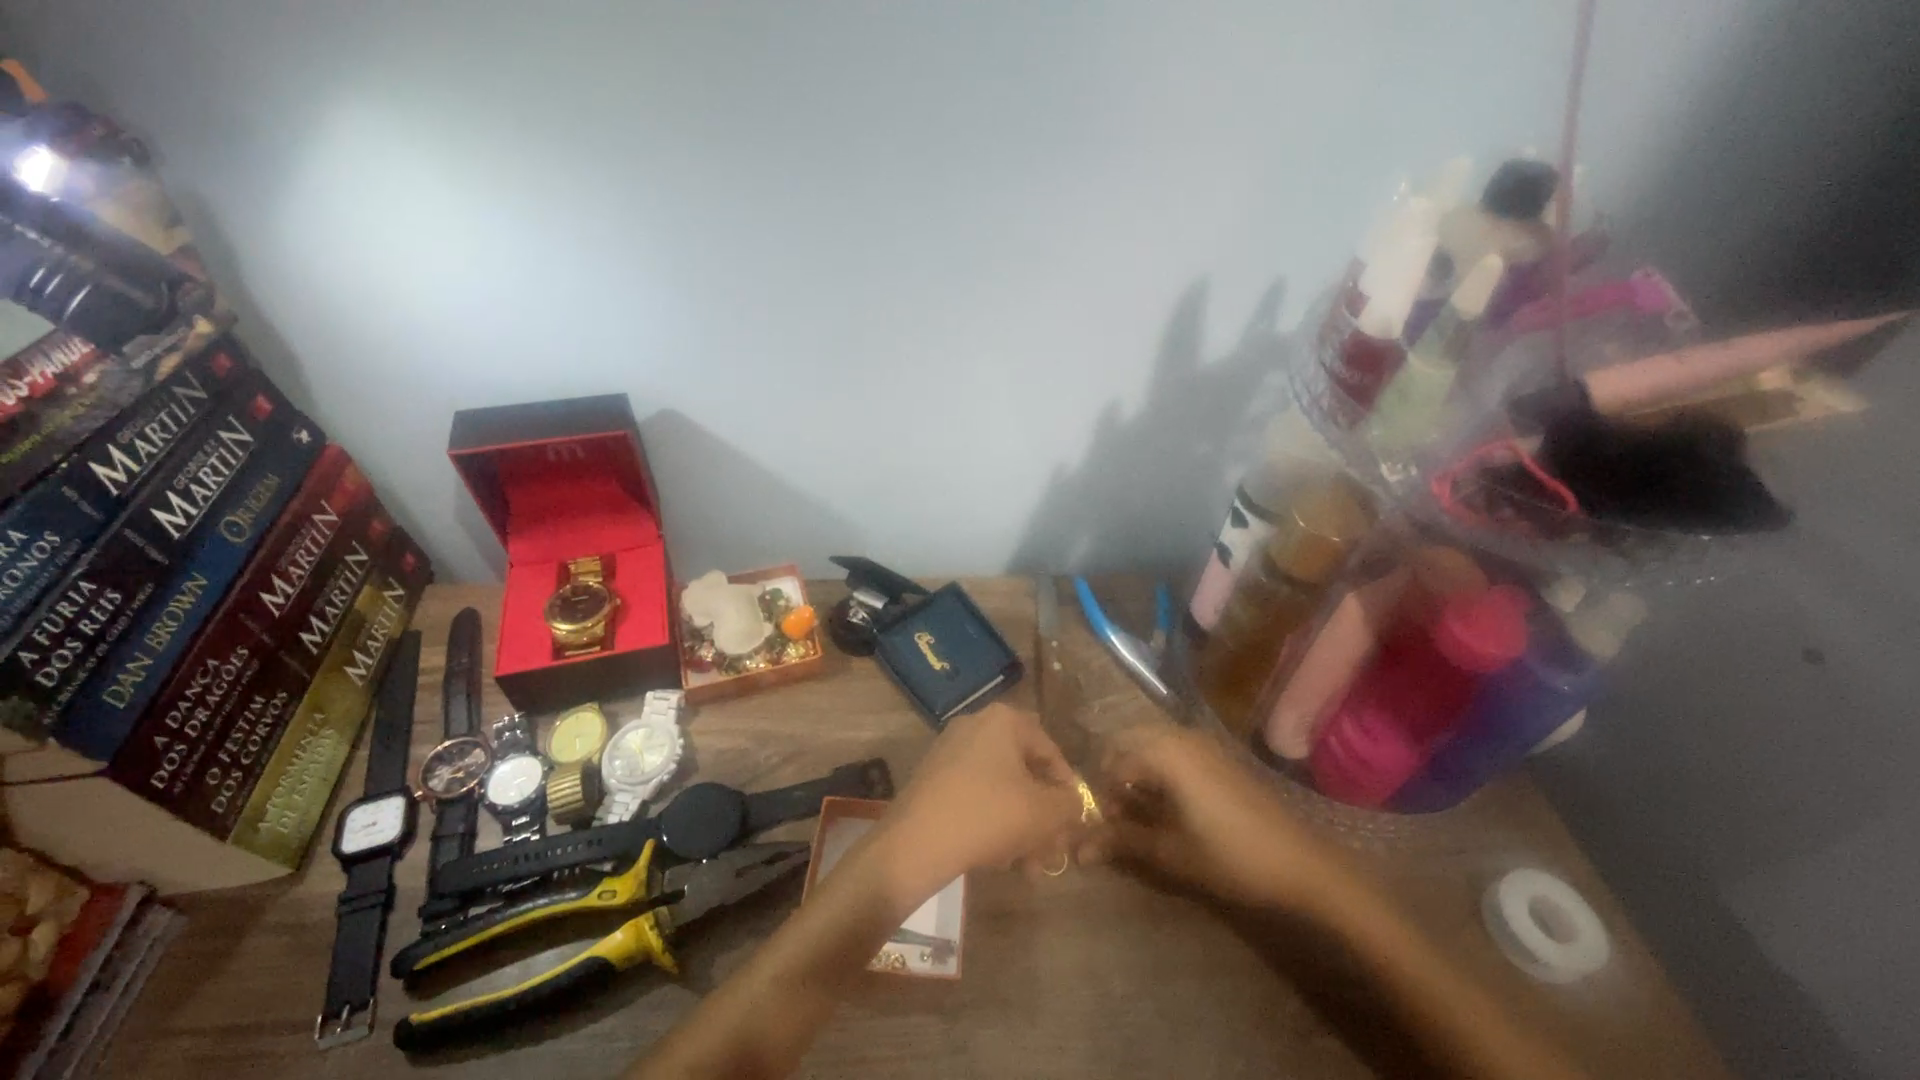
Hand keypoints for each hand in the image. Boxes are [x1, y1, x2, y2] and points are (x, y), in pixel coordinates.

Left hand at [871, 704, 1084, 898]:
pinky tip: (998, 860)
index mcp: (1003, 721)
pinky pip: (973, 797)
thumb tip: (1071, 802)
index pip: (1050, 750)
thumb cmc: (989, 815)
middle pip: (1023, 772)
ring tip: (1029, 867)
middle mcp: (974, 727)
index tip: (1073, 819)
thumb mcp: (1045, 812)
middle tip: (1052, 849)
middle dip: (1042, 815)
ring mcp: (948, 752)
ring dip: (1019, 826)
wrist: (916, 843)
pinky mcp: (931, 780)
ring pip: (999, 790)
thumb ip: (1070, 803)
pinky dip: (991, 823)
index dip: (1067, 787)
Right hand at [1097, 725, 1334, 910]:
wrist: (1300, 863)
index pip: (1111, 764)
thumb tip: (1076, 850)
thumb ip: (1120, 841)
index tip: (1105, 830)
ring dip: (1138, 776)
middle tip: (1120, 819)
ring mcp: (1203, 743)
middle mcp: (1180, 735)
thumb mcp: (1169, 851)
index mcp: (1164, 751)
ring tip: (1143, 817)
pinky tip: (1169, 809)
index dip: (1101, 797)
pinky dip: (1160, 773)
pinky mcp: (1219, 756)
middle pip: (1127, 746)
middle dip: (1116, 779)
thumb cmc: (1229, 856)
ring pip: (1150, 747)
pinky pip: (1174, 752)